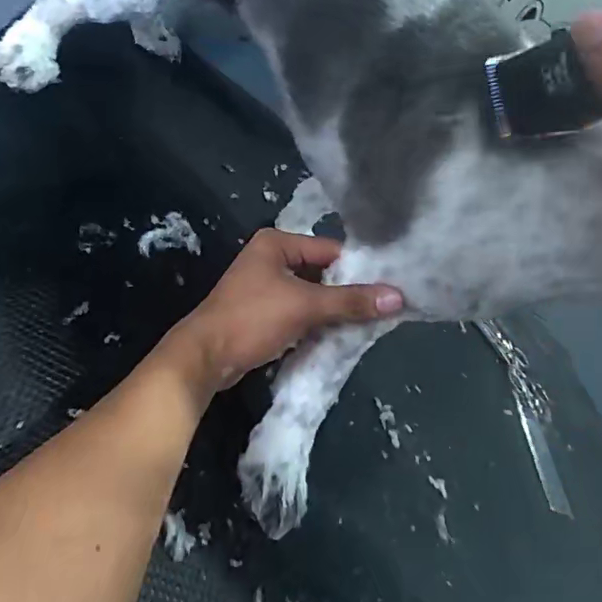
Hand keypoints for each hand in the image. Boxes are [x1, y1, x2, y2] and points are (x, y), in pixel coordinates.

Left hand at [159, 230, 402, 399]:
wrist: (203, 358)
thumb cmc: (252, 318)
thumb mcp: (306, 306)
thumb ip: (351, 302)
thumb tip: (398, 297)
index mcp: (277, 243)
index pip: (330, 250)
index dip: (357, 270)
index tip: (387, 288)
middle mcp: (270, 258)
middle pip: (321, 272)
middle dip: (345, 292)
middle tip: (380, 308)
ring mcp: (264, 286)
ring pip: (311, 294)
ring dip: (331, 310)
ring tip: (364, 323)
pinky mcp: (262, 312)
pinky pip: (298, 311)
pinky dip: (315, 322)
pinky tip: (337, 335)